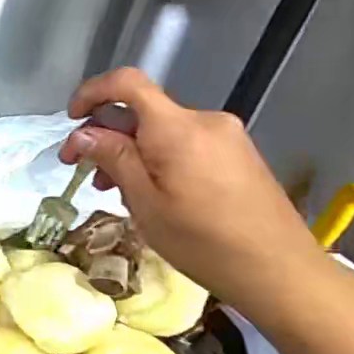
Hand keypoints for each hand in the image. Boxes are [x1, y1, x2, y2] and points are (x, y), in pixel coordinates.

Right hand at [59, 68, 322, 305]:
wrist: (280, 270)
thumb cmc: (203, 242)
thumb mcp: (146, 204)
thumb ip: (114, 159)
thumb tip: (83, 133)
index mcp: (177, 128)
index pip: (127, 83)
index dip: (93, 92)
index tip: (72, 120)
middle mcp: (204, 120)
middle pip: (145, 111)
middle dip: (108, 135)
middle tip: (86, 172)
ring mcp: (226, 136)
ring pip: (164, 131)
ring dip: (133, 151)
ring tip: (117, 191)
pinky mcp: (239, 154)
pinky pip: (187, 144)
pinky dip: (160, 159)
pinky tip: (155, 195)